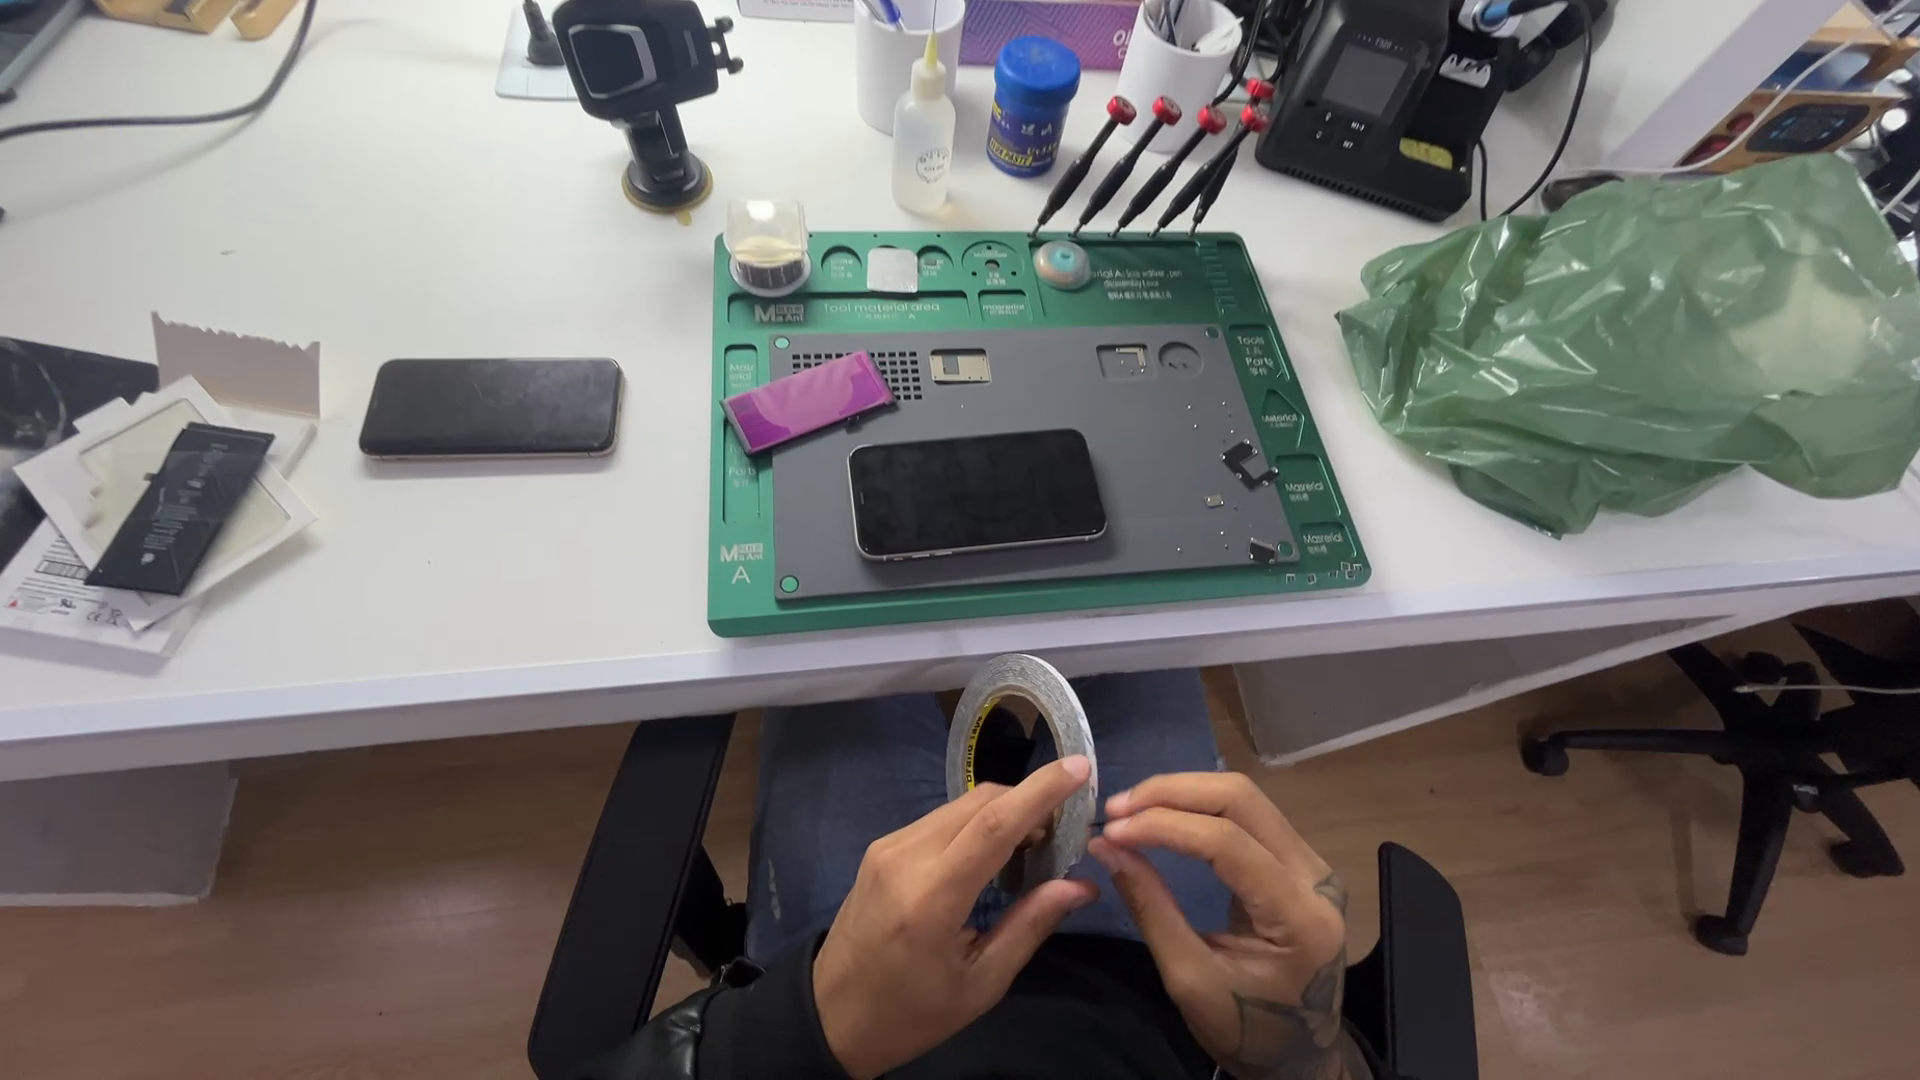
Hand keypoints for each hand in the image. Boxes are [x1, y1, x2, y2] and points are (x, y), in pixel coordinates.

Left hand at [812, 756, 1100, 1078]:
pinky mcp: (882, 845)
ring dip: (1003, 811)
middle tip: (1062, 832)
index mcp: (932, 895)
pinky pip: (941, 818)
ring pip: (961, 805)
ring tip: (1031, 844)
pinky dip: (975, 822)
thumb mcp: (980, 984)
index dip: (1041, 791)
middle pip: (981, 802)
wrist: (830, 1016)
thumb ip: (1030, 925)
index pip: (995, 823)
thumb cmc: (912, 1012)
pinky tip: (990, 851)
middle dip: (1028, 801)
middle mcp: (907, 855)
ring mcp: (890, 845)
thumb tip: (1082, 885)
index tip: (1080, 766)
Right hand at [1089, 773, 1368, 1079]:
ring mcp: (1312, 864)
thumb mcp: (1189, 979)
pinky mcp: (1298, 860)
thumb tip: (1105, 846)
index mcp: (1300, 919)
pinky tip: (1161, 813)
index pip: (1228, 843)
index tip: (1111, 830)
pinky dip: (1196, 805)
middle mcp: (1316, 878)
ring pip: (1243, 797)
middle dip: (1171, 793)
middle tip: (1117, 808)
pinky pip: (1246, 812)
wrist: (1299, 1058)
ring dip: (1181, 793)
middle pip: (1240, 800)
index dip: (1164, 826)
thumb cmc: (1246, 1031)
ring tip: (1130, 807)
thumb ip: (1151, 907)